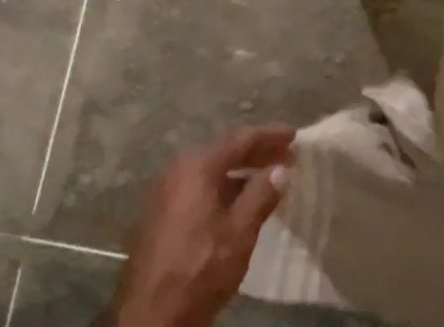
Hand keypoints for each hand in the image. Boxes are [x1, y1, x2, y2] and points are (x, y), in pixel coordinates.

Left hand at [109, 126, 294, 326]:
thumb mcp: (238, 234)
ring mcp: (165, 191)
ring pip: (209, 170)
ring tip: (267, 176)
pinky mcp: (160, 212)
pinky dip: (222, 186)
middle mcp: (177, 169)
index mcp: (196, 166)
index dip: (267, 136)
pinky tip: (238, 201)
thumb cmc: (199, 268)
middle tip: (285, 154)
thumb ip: (260, 197)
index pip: (238, 140)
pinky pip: (197, 186)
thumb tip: (279, 170)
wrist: (150, 312)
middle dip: (255, 151)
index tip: (292, 135)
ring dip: (239, 170)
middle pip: (222, 150)